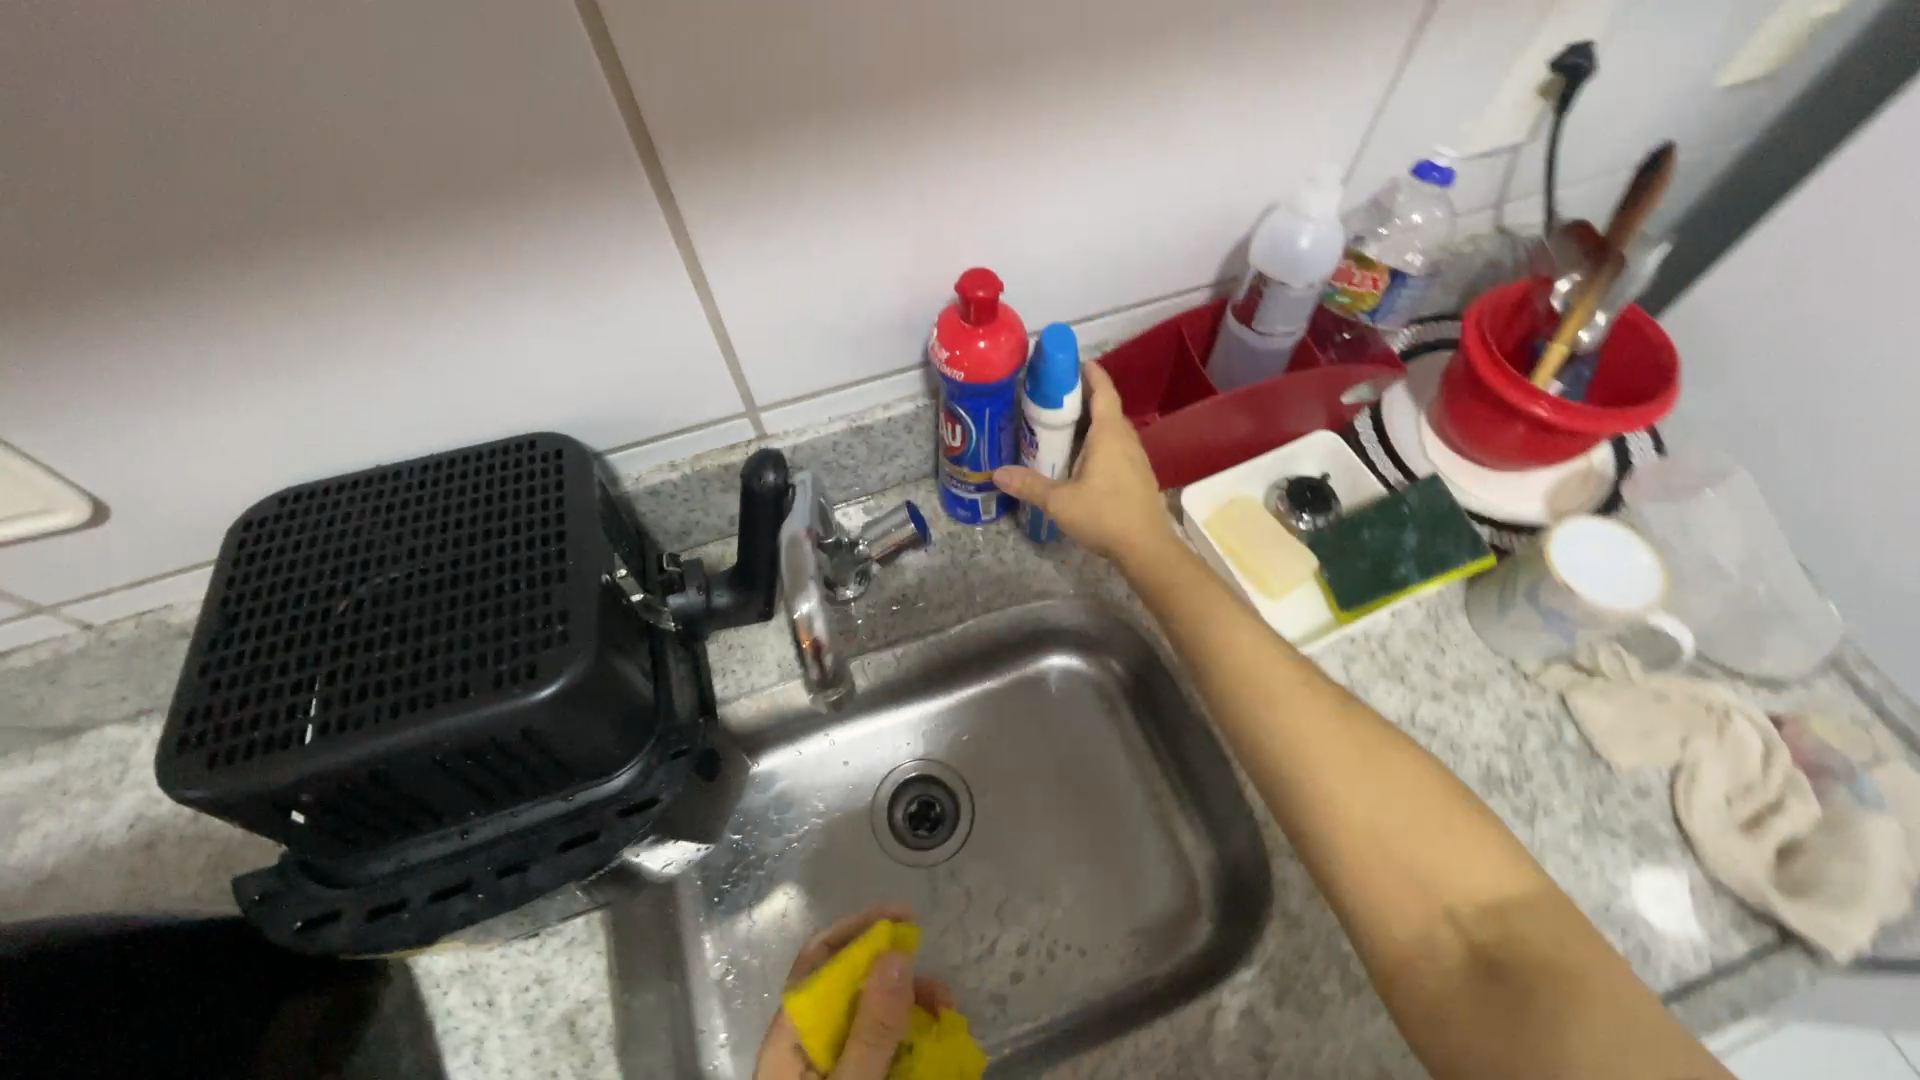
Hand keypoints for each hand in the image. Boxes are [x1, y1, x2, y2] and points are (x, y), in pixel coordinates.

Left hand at [753, 906, 954, 1079]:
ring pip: (868, 1015)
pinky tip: (932, 1047)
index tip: (907, 921)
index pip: (820, 955)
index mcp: (791, 1031)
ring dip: (909, 1008)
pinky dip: (905, 1039)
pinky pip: (876, 1048)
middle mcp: (805, 1040)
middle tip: (942, 992)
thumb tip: (895, 955)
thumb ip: (871, 1028)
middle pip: (849, 983)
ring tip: (946, 1022)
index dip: (860, 927)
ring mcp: (825, 1065)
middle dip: (898, 975)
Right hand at [993, 362, 1178, 566]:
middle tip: (1054, 397)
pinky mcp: (1137, 476)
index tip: (1073, 363)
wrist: (1146, 548)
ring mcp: (1136, 458)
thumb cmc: (1105, 516)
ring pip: (1113, 430)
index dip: (1090, 374)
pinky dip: (1099, 443)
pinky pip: (1116, 448)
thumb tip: (997, 473)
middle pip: (1107, 408)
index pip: (1103, 391)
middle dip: (1084, 398)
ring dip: (1092, 423)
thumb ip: (1029, 485)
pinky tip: (1082, 458)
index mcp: (1109, 434)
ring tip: (1064, 426)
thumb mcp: (1059, 502)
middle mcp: (1126, 439)